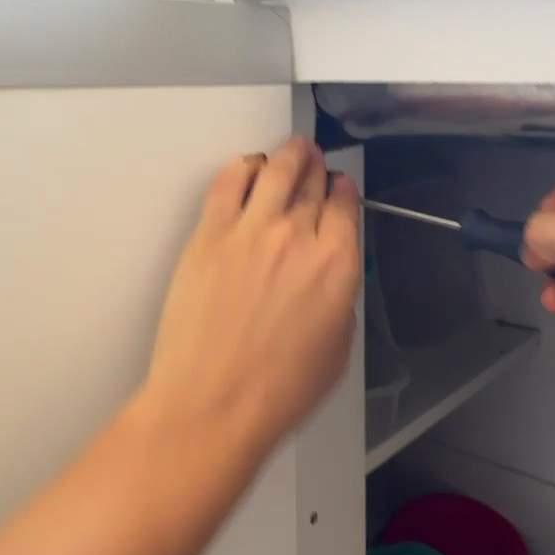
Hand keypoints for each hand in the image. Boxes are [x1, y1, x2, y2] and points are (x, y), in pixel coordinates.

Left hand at [140, 138, 362, 453]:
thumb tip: (328, 279)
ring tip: (290, 149)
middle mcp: (298, 237)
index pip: (346, 206)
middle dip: (317, 166)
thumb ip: (339, 301)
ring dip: (288, 154)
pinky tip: (248, 166)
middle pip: (312, 183)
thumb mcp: (337, 350)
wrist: (212, 405)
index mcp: (338, 265)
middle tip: (314, 160)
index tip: (340, 186)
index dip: (343, 190)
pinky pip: (228, 182)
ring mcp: (251, 231)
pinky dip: (243, 166)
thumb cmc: (276, 392)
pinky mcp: (209, 235)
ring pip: (276, 170)